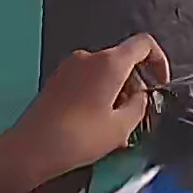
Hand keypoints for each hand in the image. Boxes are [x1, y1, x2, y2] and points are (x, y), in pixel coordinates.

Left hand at [0, 34, 169, 192]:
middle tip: (139, 114)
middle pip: (123, 59)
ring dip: (117, 91)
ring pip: (105, 71)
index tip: (160, 84)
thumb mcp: (122, 126)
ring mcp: (70, 66)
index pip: (144, 44)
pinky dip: (100, 93)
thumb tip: (140, 95)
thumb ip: (140, 105)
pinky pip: (88, 78)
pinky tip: (97, 122)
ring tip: (117, 125)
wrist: (32, 148)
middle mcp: (89, 57)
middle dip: (136, 83)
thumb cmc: (80, 137)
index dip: (159, 61)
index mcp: (109, 62)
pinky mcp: (58, 79)